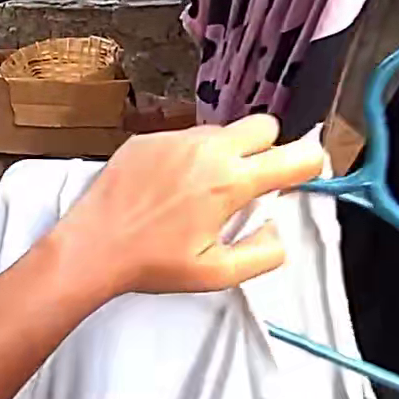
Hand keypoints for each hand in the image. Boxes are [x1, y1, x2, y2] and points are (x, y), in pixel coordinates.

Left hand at [46, 115, 325, 297]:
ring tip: (199, 189)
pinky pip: (181, 136)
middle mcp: (206, 150)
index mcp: (231, 182)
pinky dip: (185, 154)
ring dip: (223, 152)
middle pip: (263, 125)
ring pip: (219, 130)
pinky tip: (165, 185)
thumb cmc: (152, 263)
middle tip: (248, 181)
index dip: (306, 167)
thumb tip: (276, 229)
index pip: (297, 155)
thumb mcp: (218, 273)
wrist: (92, 247)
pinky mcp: (145, 139)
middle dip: (267, 149)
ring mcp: (172, 139)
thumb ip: (264, 252)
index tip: (297, 180)